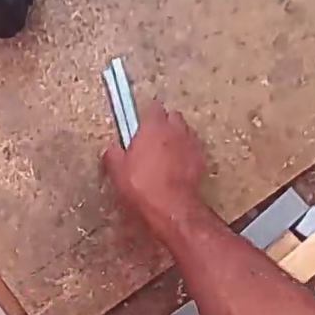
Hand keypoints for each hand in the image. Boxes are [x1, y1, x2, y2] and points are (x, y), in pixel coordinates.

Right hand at [101, 103, 212, 237]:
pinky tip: (177, 168)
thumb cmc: (143, 186)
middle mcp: (175, 129)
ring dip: (176, 138)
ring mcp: (191, 143)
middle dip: (163, 125)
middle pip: (171, 116)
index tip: (138, 127)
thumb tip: (113, 149)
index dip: (145, 117)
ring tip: (165, 156)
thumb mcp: (117, 171)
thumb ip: (113, 154)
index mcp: (153, 127)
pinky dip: (186, 153)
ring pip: (184, 131)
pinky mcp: (201, 159)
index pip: (152, 107)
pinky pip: (192, 149)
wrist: (171, 207)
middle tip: (151, 142)